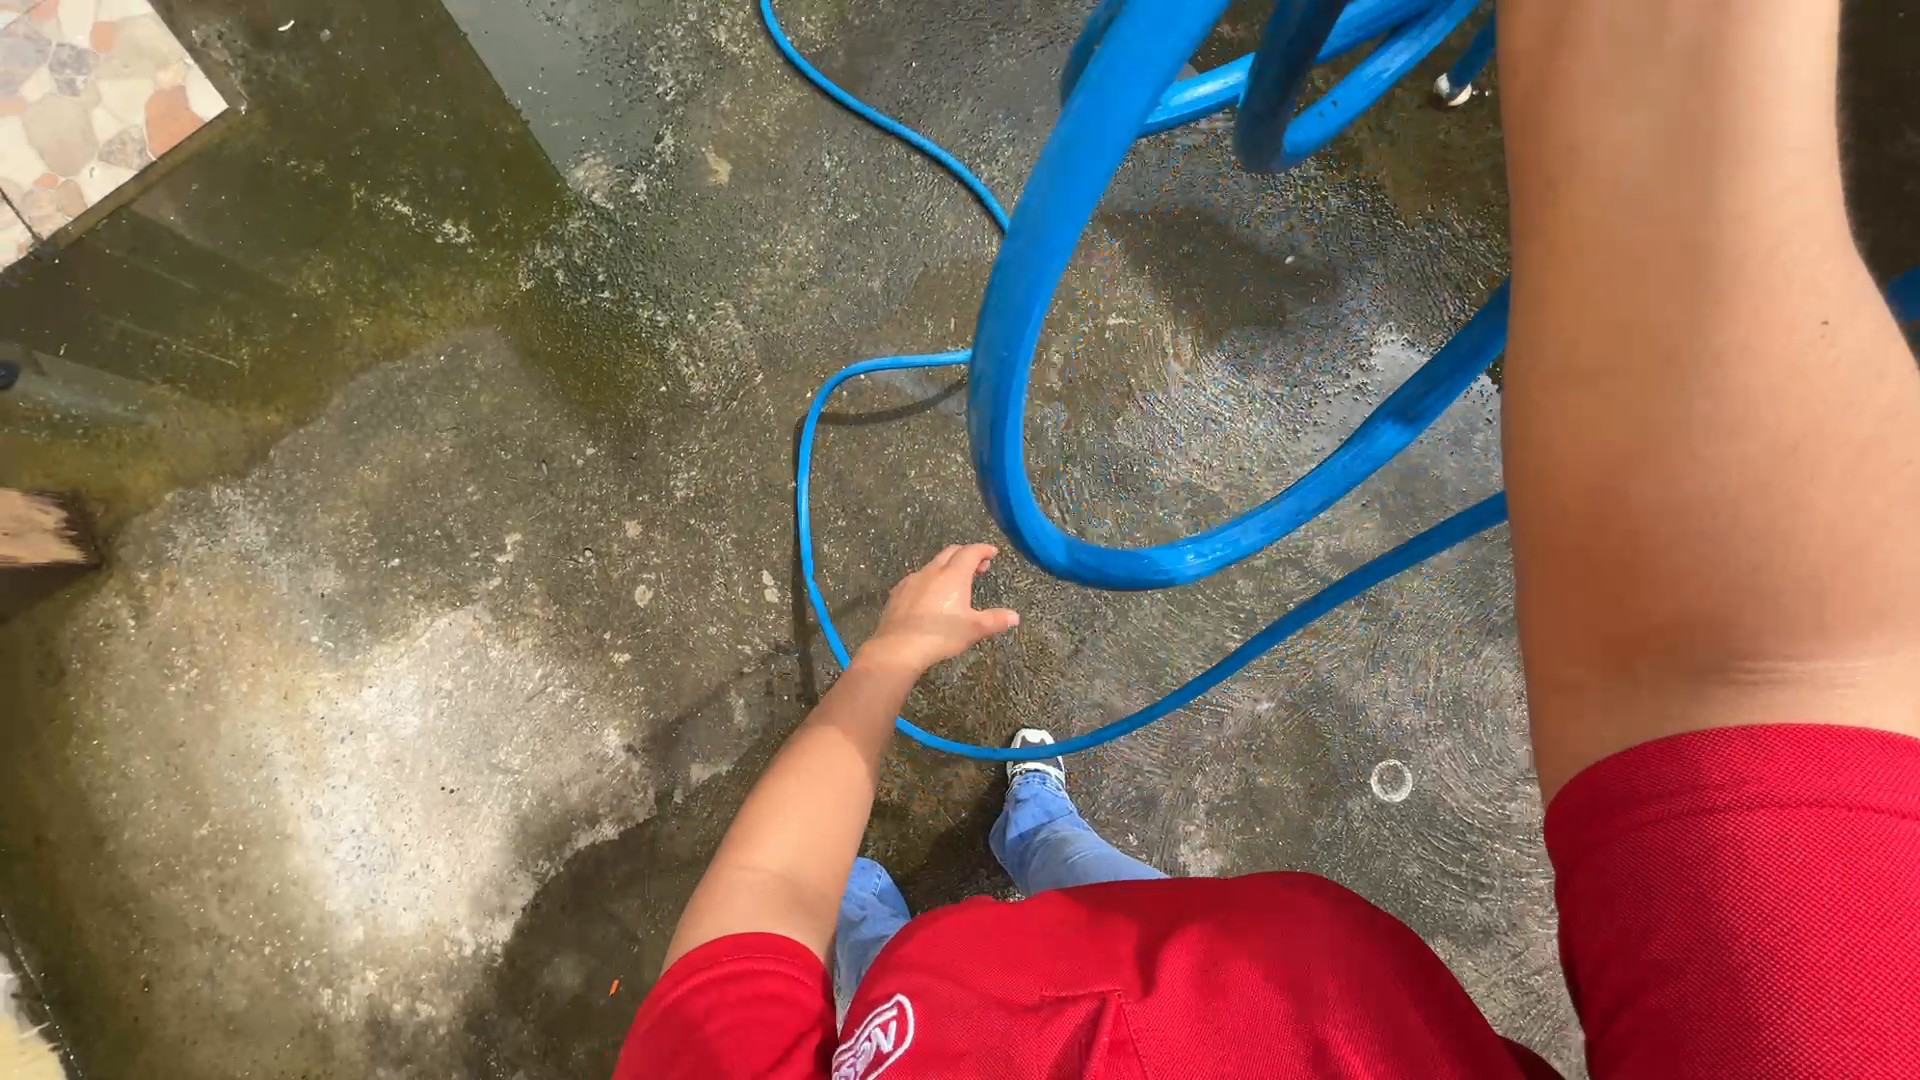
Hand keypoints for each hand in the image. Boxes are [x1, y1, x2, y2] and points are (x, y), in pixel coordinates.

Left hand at [854, 544, 1020, 675]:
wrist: (899, 646)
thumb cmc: (941, 634)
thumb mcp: (974, 629)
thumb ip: (995, 620)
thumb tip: (1014, 617)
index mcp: (954, 575)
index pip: (971, 552)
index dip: (983, 550)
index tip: (992, 553)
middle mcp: (933, 571)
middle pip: (951, 552)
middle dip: (967, 555)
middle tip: (979, 567)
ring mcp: (913, 580)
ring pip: (933, 564)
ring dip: (948, 567)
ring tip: (956, 582)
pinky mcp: (898, 592)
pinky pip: (918, 578)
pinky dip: (930, 579)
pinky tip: (930, 595)